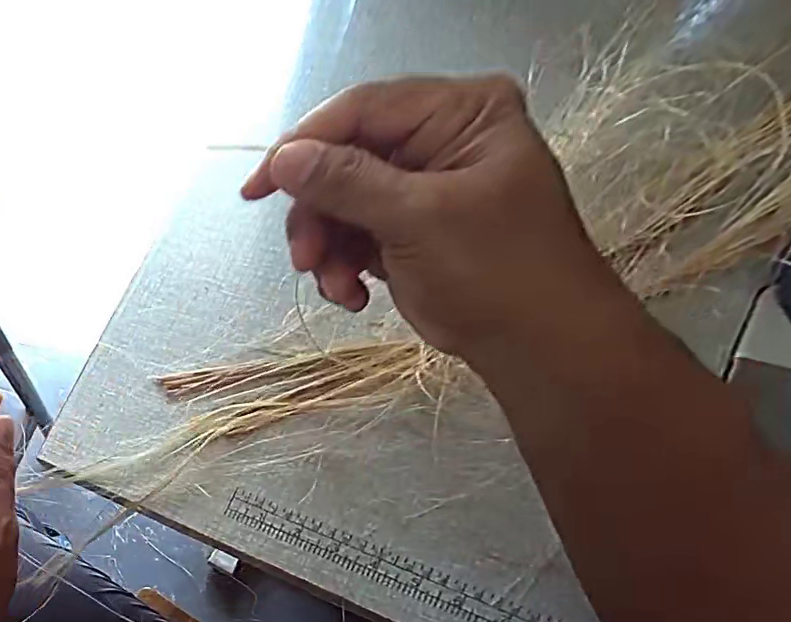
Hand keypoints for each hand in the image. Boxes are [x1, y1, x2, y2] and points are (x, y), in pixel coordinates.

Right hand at [241, 76, 642, 365]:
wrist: (534, 342)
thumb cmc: (494, 271)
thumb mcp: (418, 219)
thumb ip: (348, 183)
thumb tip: (284, 158)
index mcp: (458, 113)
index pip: (362, 111)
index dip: (302, 146)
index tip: (256, 190)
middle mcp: (437, 142)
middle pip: (345, 163)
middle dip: (320, 217)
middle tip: (306, 261)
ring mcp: (421, 192)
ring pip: (344, 208)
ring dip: (330, 253)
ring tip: (340, 291)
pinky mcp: (409, 233)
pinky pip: (356, 240)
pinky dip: (345, 269)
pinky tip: (354, 297)